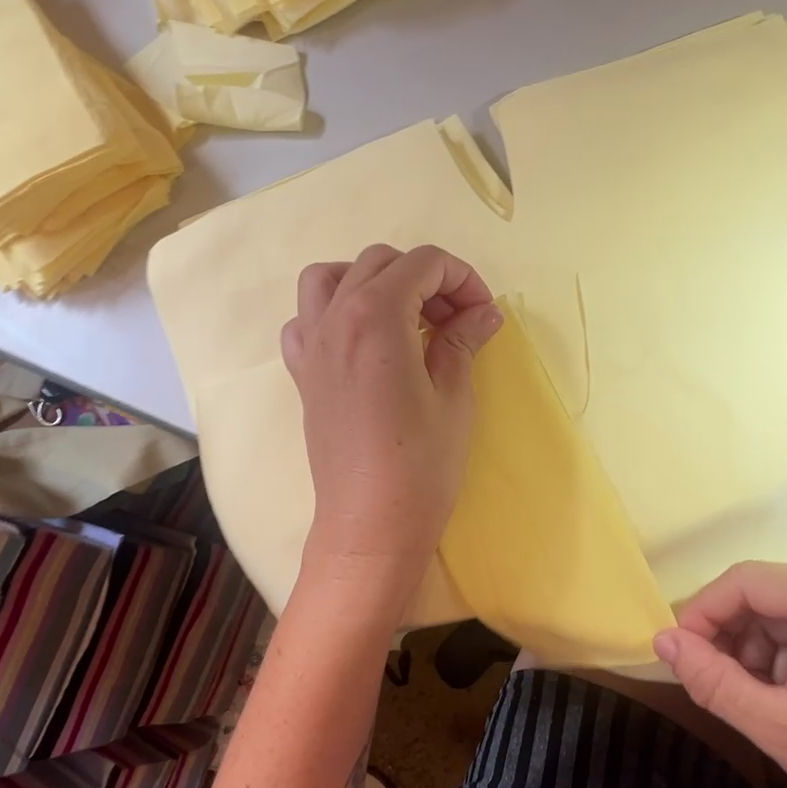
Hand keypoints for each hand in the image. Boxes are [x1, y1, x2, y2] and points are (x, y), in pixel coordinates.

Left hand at [282, 244, 502, 587]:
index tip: (484, 312)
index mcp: (376, 316)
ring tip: (404, 316)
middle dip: (426, 278)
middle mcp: (335, 318)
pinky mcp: (302, 374)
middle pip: (380, 262)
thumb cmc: (421, 464)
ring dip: (371, 281)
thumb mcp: (455, 397)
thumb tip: (484, 311)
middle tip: (457, 319)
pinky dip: (333, 313)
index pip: (423, 263)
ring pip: (330, 277)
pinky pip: (305, 319)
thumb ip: (463, 340)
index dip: (463, 278)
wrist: (370, 525)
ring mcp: (311, 345)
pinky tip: (362, 343)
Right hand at [653, 562, 786, 787]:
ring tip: (738, 695)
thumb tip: (660, 641)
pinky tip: (762, 695)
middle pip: (759, 592)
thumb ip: (714, 681)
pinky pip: (785, 631)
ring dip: (741, 649)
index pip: (751, 581)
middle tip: (700, 677)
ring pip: (767, 612)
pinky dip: (761, 659)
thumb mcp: (780, 728)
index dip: (704, 610)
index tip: (676, 652)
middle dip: (723, 632)